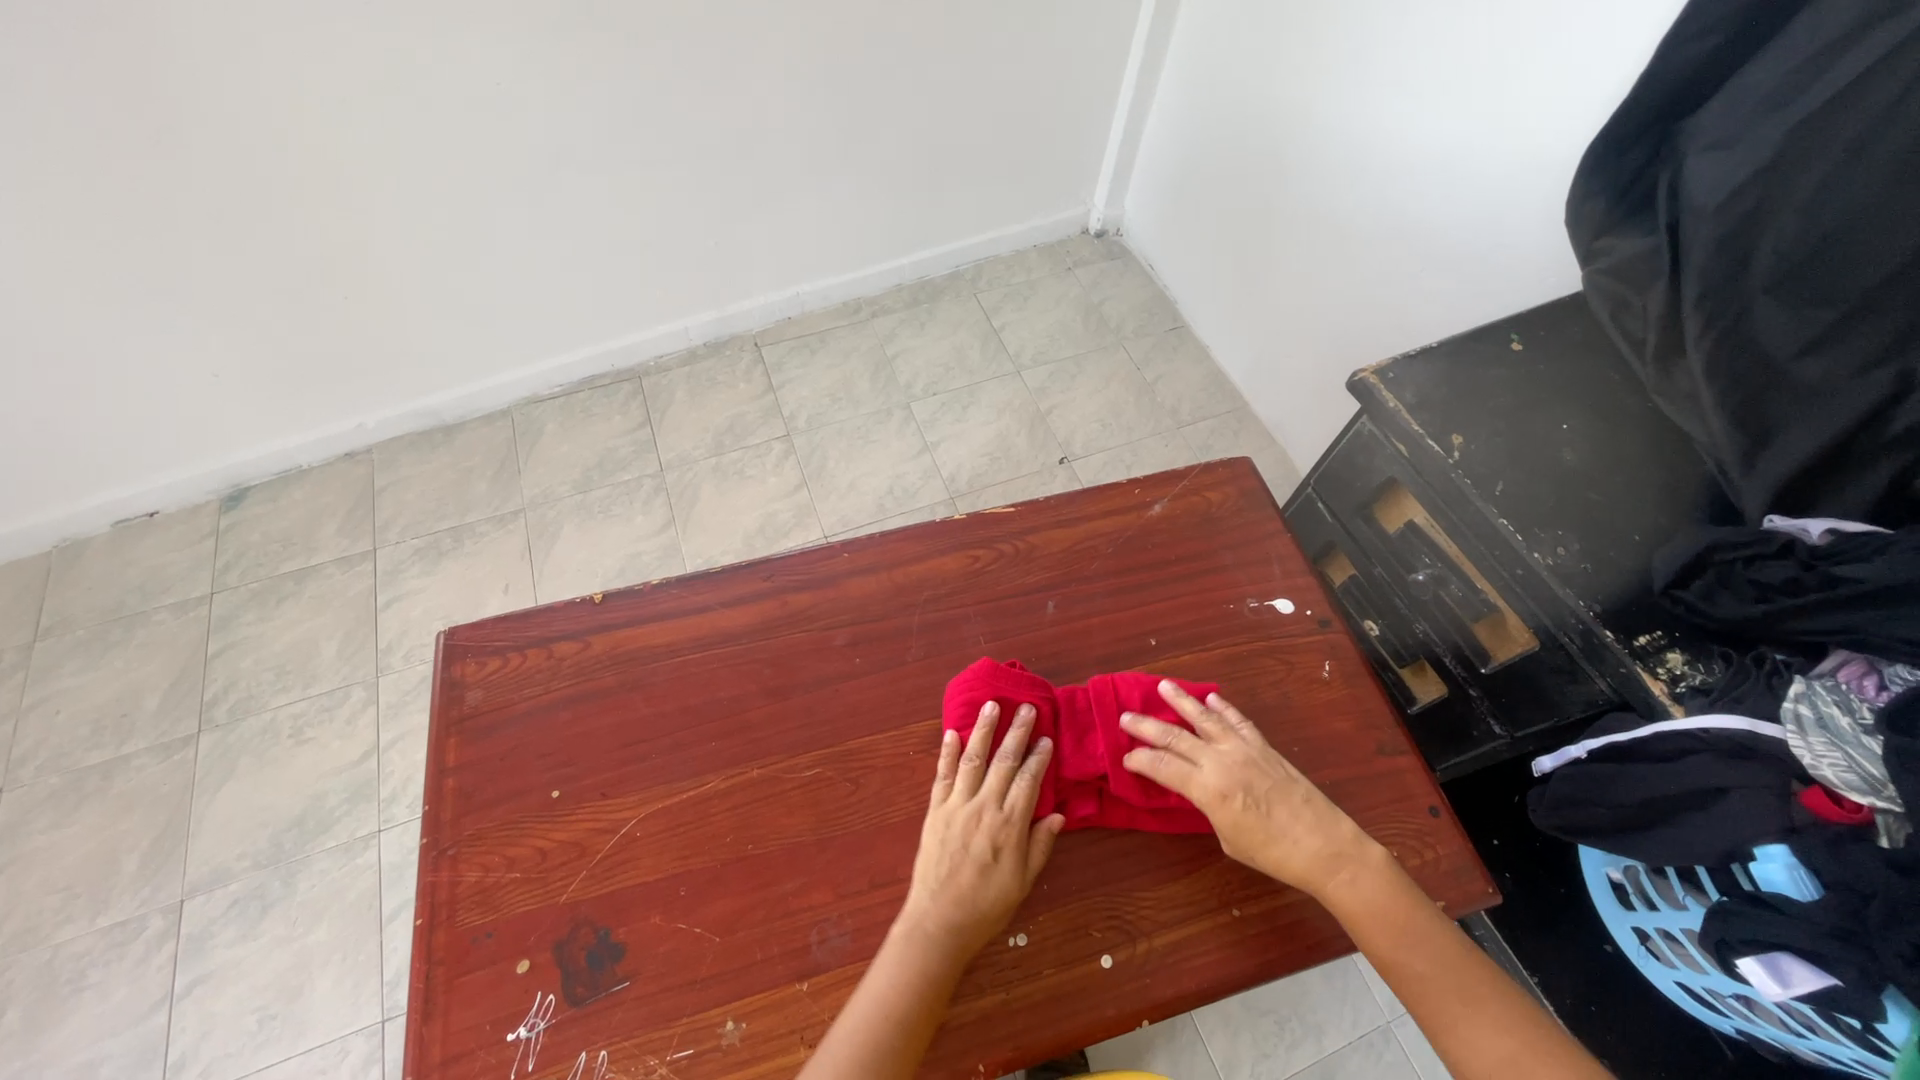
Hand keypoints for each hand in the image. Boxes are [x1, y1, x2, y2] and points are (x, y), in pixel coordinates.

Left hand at [897, 702, 1065, 959]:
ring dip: (983, 730)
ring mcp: (956, 806)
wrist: (940, 921)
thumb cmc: (988, 906)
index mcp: (1010, 826)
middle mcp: (984, 808)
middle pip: (1004, 762)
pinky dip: (946, 752)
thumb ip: (1041, 845)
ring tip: (990, 705)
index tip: (1046, 737)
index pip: (1028, 780)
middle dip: (1016, 732)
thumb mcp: (1024, 881)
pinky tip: (952, 732)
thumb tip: (1059, 815)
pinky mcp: (935, 811)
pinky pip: (942, 776)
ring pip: (972, 759)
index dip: (1038, 757)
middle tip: (1026, 707)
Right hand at [1120, 681, 1381, 898]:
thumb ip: (1208, 808)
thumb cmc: (1272, 854)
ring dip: (1182, 701)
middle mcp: (1221, 762)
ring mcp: (1244, 750)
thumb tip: (1199, 791)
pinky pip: (1238, 722)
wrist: (1325, 846)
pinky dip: (1224, 708)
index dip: (1139, 760)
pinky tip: (1212, 698)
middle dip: (1146, 726)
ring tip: (1162, 686)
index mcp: (1207, 789)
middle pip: (1175, 736)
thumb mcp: (1227, 837)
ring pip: (1206, 719)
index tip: (1125, 758)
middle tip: (1125, 716)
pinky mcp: (1264, 748)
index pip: (1161, 766)